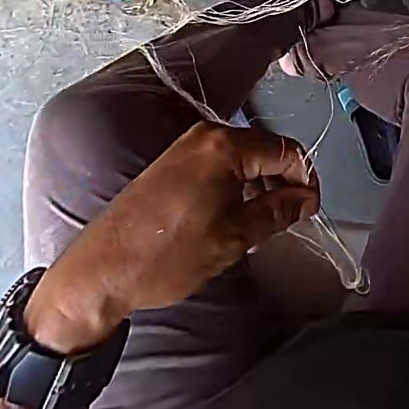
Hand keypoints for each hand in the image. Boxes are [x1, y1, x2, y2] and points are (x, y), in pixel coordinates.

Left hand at [25, 123, 318, 351]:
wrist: (96, 274)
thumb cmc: (168, 256)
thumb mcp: (234, 237)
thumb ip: (278, 211)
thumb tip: (307, 199)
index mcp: (226, 146)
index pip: (287, 150)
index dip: (306, 179)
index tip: (311, 209)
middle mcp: (209, 134)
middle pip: (266, 148)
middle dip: (285, 179)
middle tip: (293, 215)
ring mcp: (188, 144)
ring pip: (244, 155)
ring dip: (262, 180)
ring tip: (267, 217)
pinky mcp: (174, 160)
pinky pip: (221, 161)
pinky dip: (238, 180)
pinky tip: (237, 210)